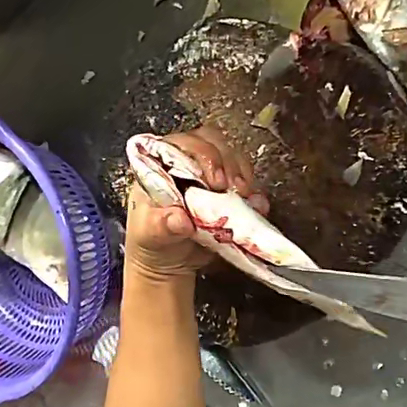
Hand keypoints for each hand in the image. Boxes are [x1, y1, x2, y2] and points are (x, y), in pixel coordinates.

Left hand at [125, 127, 267, 282]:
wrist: (169, 263)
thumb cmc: (153, 240)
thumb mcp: (150, 234)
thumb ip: (161, 225)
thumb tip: (179, 219)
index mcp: (162, 163)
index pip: (185, 144)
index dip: (204, 156)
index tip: (215, 181)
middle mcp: (190, 163)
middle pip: (215, 144)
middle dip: (229, 163)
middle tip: (234, 188)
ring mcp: (214, 176)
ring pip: (235, 160)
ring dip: (244, 177)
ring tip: (245, 198)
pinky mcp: (233, 194)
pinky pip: (250, 187)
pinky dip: (256, 196)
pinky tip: (257, 207)